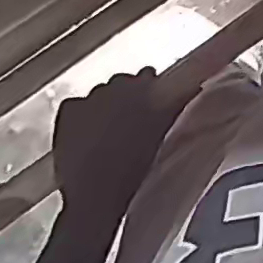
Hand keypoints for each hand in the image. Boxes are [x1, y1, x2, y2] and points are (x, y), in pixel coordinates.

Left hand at [52, 69, 178, 224]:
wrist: (98, 188)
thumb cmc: (137, 162)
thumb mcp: (164, 130)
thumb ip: (176, 103)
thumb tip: (193, 86)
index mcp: (143, 87)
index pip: (147, 74)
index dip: (150, 87)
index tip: (152, 102)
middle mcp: (116, 85)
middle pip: (122, 82)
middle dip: (126, 95)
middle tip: (131, 120)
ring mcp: (90, 96)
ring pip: (100, 93)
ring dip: (105, 105)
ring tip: (108, 131)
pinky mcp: (69, 109)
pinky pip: (76, 104)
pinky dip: (81, 114)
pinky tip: (85, 132)